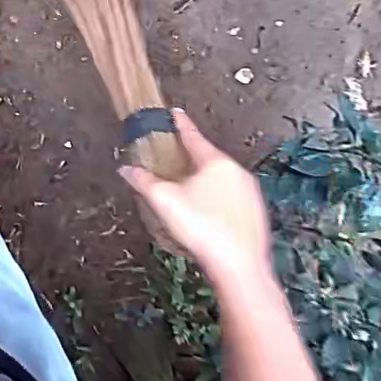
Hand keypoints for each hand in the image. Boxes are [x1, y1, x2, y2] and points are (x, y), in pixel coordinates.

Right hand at [119, 109, 272, 286]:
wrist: (239, 267)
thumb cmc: (202, 226)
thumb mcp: (162, 198)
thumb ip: (141, 179)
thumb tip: (126, 169)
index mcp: (216, 162)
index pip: (193, 136)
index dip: (180, 124)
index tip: (175, 113)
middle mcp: (237, 173)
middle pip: (206, 156)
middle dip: (187, 154)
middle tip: (169, 154)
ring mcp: (250, 193)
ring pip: (218, 175)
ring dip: (200, 175)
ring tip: (181, 183)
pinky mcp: (254, 212)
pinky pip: (228, 192)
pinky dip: (213, 192)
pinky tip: (200, 206)